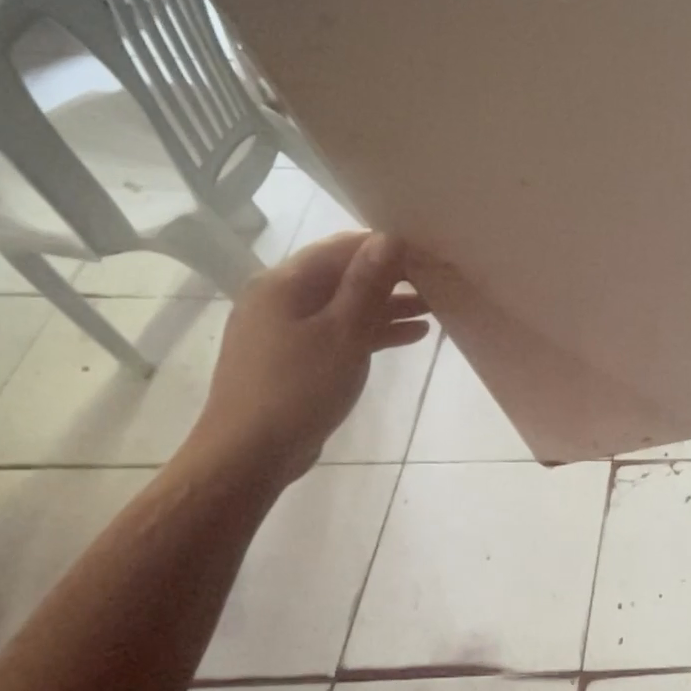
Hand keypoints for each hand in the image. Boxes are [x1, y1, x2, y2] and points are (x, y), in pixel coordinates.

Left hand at [187, 232, 431, 487]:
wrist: (249, 453)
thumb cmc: (299, 387)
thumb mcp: (344, 331)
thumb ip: (368, 283)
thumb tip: (390, 237)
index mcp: (284, 283)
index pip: (343, 247)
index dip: (387, 246)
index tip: (431, 254)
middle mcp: (279, 297)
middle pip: (344, 274)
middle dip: (393, 276)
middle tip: (440, 281)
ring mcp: (284, 329)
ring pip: (345, 304)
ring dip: (388, 304)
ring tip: (436, 308)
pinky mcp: (293, 357)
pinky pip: (339, 330)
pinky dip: (373, 330)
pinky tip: (411, 336)